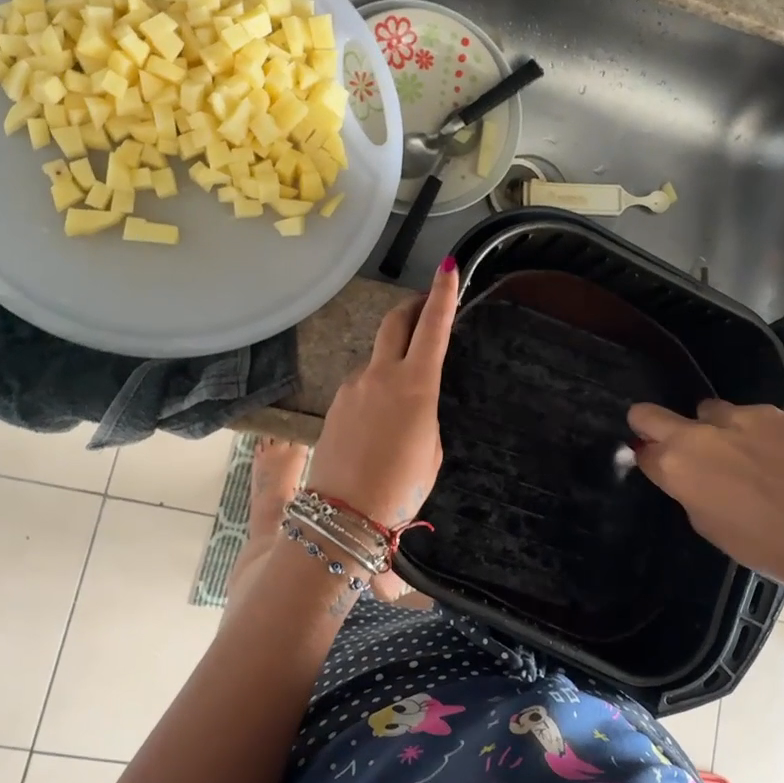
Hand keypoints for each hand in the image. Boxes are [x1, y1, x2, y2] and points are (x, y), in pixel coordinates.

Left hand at [309, 257, 459, 528]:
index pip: (433, 326)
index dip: (444, 294)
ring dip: (392, 358)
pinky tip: (380, 420)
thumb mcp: (431, 450)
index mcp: (415, 384)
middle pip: (395, 322)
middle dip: (412, 308)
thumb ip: (424, 414)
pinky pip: (361, 385)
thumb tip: (412, 404)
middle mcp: (380, 375)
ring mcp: (352, 387)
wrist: (343, 515)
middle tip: (426, 305)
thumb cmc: (400, 488)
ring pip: (377, 357)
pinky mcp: (334, 405)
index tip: (449, 267)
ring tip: (404, 395)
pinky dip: (375, 388)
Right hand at [627, 400, 783, 590]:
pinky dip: (754, 431)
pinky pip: (749, 415)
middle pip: (649, 413)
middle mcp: (695, 434)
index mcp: (674, 467)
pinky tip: (776, 453)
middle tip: (674, 442)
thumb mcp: (706, 524)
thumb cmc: (760, 544)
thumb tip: (685, 474)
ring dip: (715, 427)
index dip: (650, 458)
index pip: (642, 451)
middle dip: (653, 425)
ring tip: (744, 452)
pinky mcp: (769, 411)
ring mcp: (734, 417)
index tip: (660, 465)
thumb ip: (687, 490)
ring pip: (708, 411)